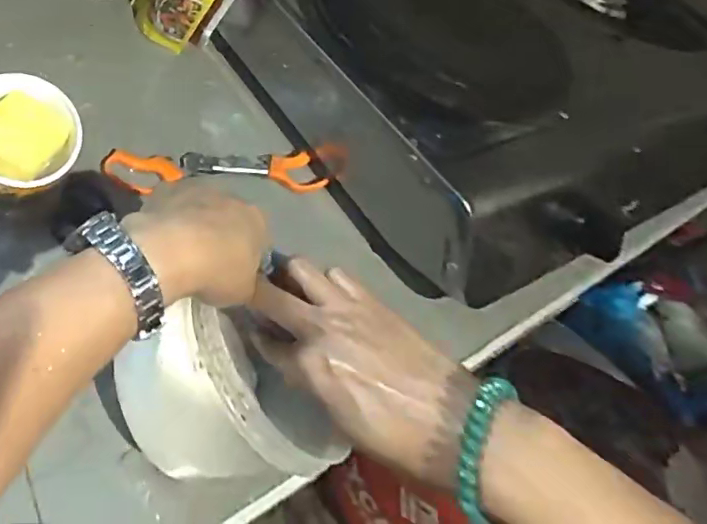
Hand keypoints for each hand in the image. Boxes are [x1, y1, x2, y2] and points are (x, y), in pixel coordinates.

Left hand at [127, 180, 266, 307]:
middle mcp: (229, 196)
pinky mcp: (167, 188)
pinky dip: (171, 217)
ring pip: (200, 207)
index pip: (260, 237)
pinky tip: (163, 237)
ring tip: (182, 250)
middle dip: (222, 233)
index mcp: (255, 218)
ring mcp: (196, 188)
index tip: (236, 271)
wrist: (169, 250)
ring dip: (195, 222)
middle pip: (229, 216)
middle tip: (209, 260)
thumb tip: (243, 278)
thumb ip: (249, 280)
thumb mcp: (244, 291)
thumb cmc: (215, 272)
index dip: (249, 256)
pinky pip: (174, 205)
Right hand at [250, 258, 477, 488]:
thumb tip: (295, 364)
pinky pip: (337, 274)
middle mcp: (320, 328)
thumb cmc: (397, 438)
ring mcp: (346, 307)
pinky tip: (331, 293)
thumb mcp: (341, 420)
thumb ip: (310, 382)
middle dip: (252, 290)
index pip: (265, 342)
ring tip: (290, 285)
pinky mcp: (371, 299)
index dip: (254, 336)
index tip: (248, 330)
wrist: (458, 425)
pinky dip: (327, 279)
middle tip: (250, 290)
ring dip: (290, 275)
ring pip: (300, 267)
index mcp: (310, 366)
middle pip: (268, 293)